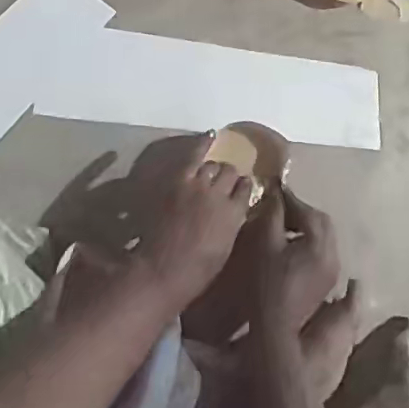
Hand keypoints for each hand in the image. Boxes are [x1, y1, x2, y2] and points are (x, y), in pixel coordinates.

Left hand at [137, 135, 255, 309]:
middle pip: (230, 173)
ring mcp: (200, 185)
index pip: (246, 189)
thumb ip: (231, 225)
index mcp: (235, 214)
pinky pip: (194, 155)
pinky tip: (210, 135)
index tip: (242, 187)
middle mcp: (221, 194)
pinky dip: (203, 143)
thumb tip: (233, 213)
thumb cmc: (195, 272)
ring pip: (214, 165)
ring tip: (212, 171)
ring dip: (214, 168)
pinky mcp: (179, 180)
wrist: (162, 271)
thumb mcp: (224, 249)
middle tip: (225, 180)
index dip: (243, 187)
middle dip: (230, 175)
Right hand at [255, 187, 341, 333]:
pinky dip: (310, 240)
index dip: (290, 199)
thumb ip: (273, 214)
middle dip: (302, 211)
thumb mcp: (265, 244)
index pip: (308, 212)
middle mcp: (333, 255)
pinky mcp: (326, 281)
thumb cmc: (267, 284)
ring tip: (283, 225)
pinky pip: (322, 249)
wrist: (274, 328)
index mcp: (320, 244)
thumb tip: (275, 192)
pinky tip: (291, 244)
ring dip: (306, 225)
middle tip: (280, 208)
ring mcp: (332, 270)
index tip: (274, 191)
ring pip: (324, 236)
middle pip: (321, 222)